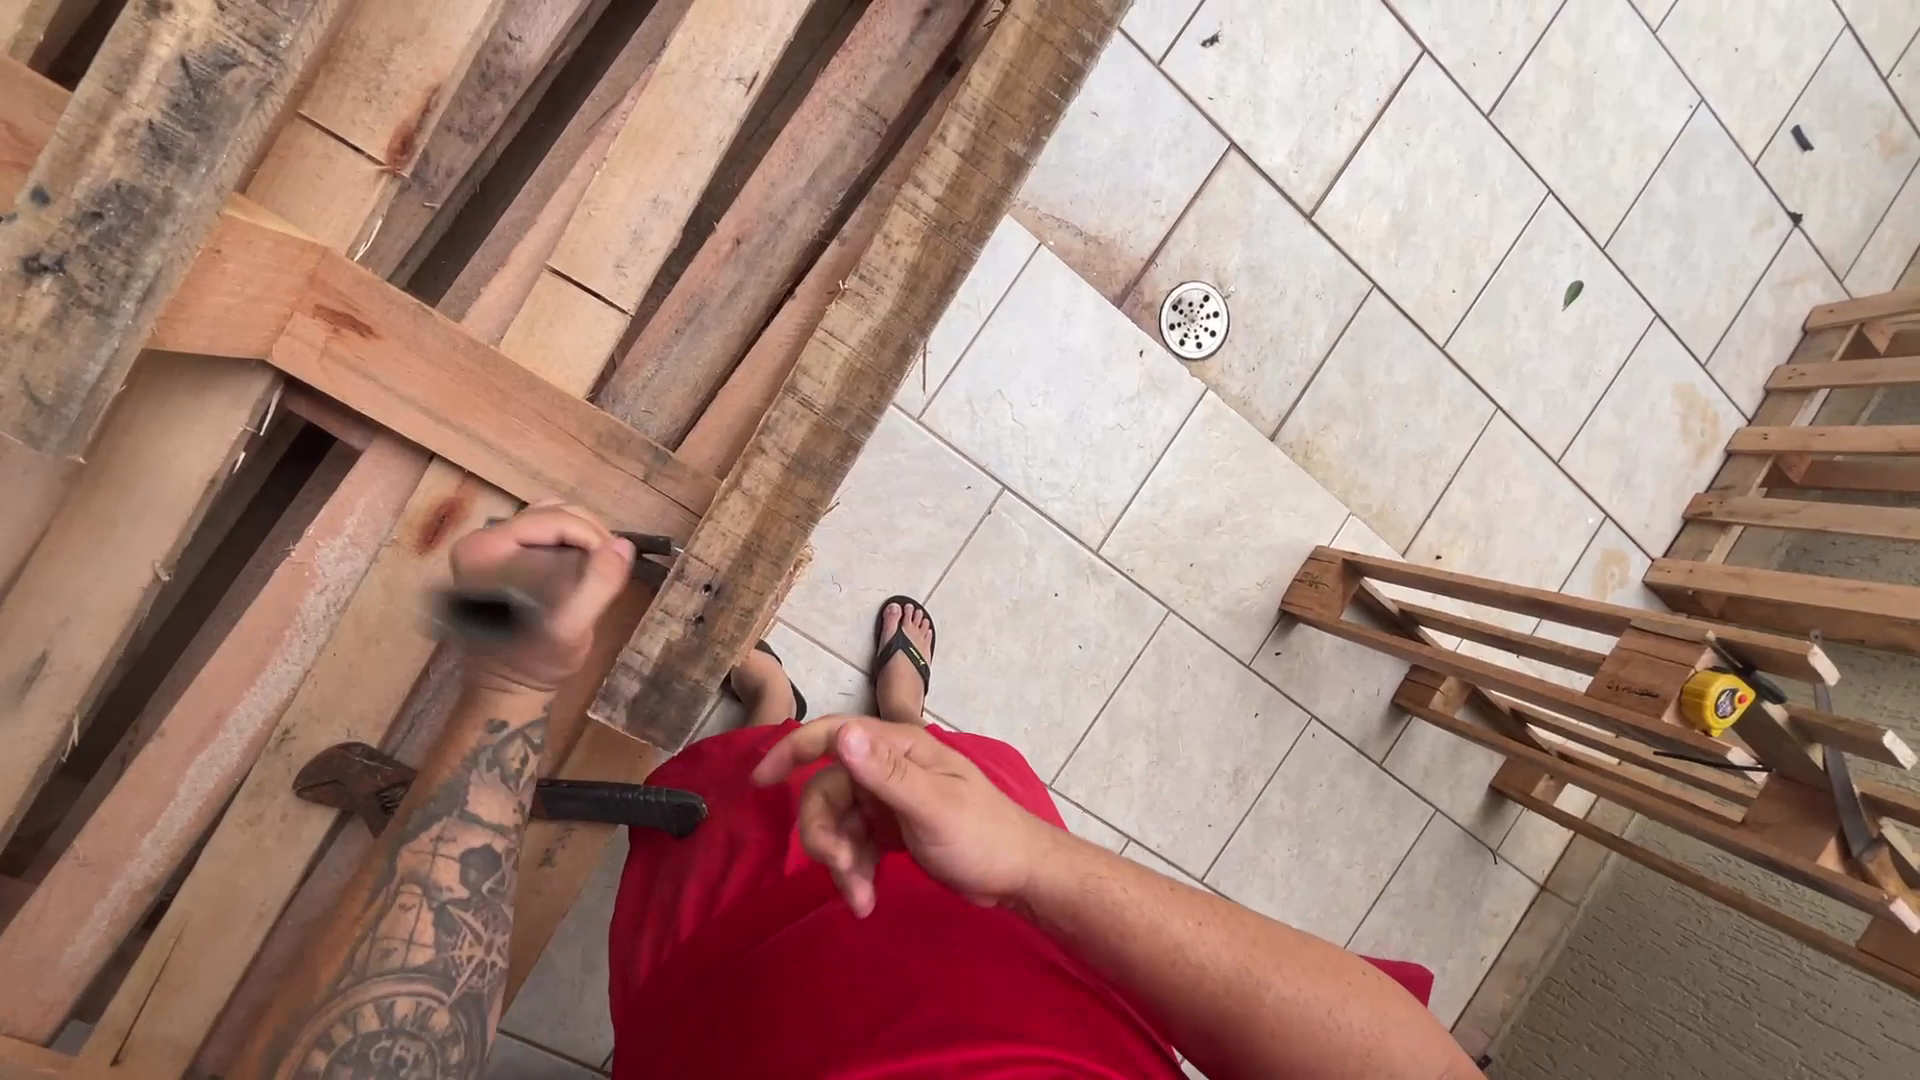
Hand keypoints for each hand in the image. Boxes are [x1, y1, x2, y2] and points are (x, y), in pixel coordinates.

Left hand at [448, 503, 634, 692]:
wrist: (513, 687)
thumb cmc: (537, 660)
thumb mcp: (571, 626)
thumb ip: (596, 584)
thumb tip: (624, 545)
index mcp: (485, 550)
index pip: (553, 520)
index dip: (593, 538)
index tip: (612, 566)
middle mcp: (482, 540)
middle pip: (555, 512)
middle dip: (591, 536)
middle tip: (610, 569)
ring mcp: (494, 546)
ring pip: (556, 516)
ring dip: (587, 538)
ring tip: (599, 569)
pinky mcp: (508, 554)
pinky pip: (550, 530)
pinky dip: (576, 542)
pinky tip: (584, 569)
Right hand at [753, 716, 1059, 915]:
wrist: (1017, 876)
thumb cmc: (982, 835)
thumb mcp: (933, 807)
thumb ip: (886, 773)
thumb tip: (842, 734)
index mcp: (899, 747)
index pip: (834, 735)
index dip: (792, 751)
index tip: (759, 782)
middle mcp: (889, 767)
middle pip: (828, 790)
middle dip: (826, 835)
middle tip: (842, 871)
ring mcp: (889, 799)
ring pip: (838, 822)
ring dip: (841, 861)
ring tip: (861, 898)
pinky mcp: (890, 829)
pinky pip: (854, 844)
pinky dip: (853, 870)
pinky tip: (865, 899)